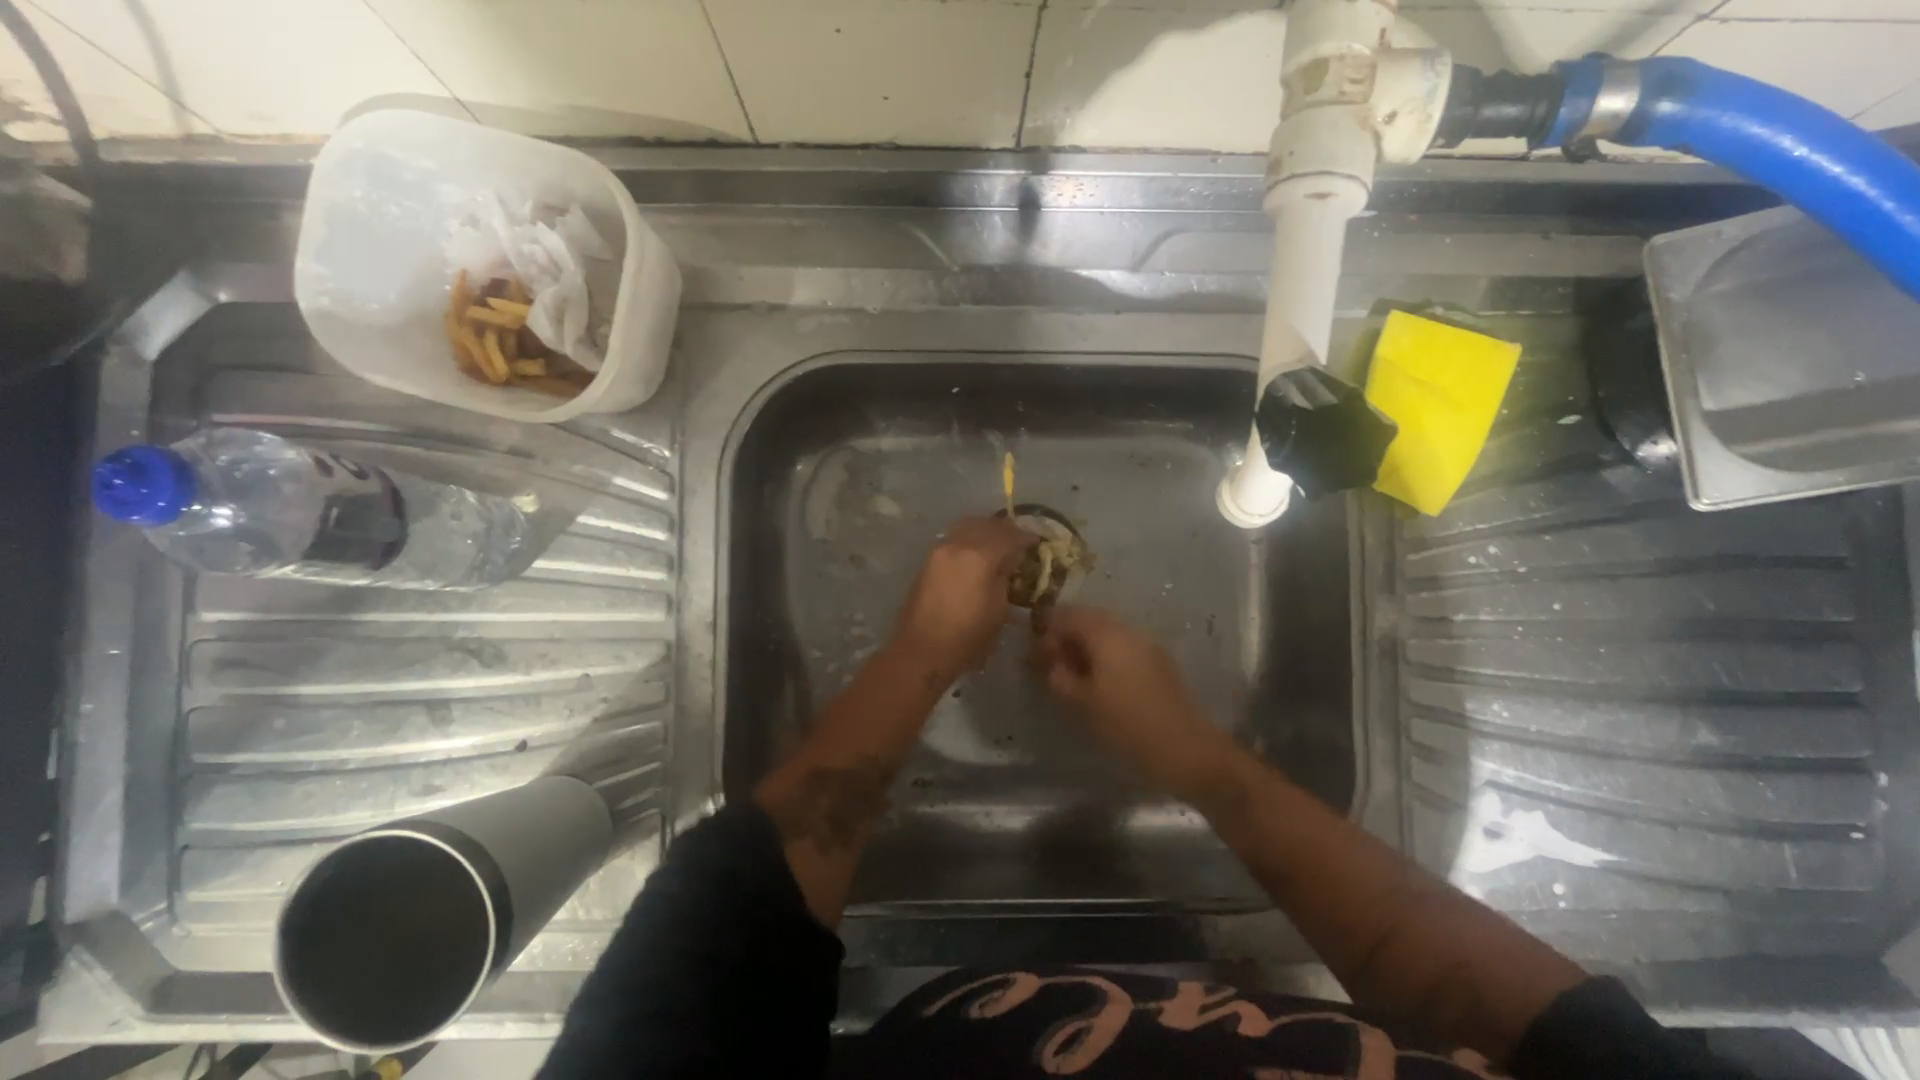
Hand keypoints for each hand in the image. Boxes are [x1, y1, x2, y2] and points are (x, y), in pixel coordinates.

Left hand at [891, 516, 1035, 676]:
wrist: (921, 650)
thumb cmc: (967, 637)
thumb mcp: (998, 610)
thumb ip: (1005, 578)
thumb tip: (1009, 561)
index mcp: (979, 555)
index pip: (1008, 535)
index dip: (1025, 537)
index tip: (1036, 541)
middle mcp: (957, 544)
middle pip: (986, 524)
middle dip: (1005, 529)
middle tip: (1019, 540)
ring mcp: (939, 550)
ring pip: (967, 527)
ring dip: (985, 530)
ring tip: (998, 544)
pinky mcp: (928, 560)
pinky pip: (954, 538)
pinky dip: (969, 538)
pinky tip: (977, 554)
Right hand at [1034, 607, 1239, 800]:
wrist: (1184, 747)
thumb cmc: (1126, 724)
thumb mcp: (1081, 702)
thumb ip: (1059, 676)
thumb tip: (1049, 661)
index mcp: (1106, 635)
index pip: (1068, 615)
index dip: (1047, 631)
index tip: (1036, 657)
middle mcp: (1128, 630)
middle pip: (1089, 619)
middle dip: (1067, 637)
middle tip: (1053, 666)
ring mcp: (1147, 643)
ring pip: (1108, 632)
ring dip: (1087, 646)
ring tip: (1076, 677)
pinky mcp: (1159, 660)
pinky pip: (1124, 646)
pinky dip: (1107, 655)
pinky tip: (1101, 683)